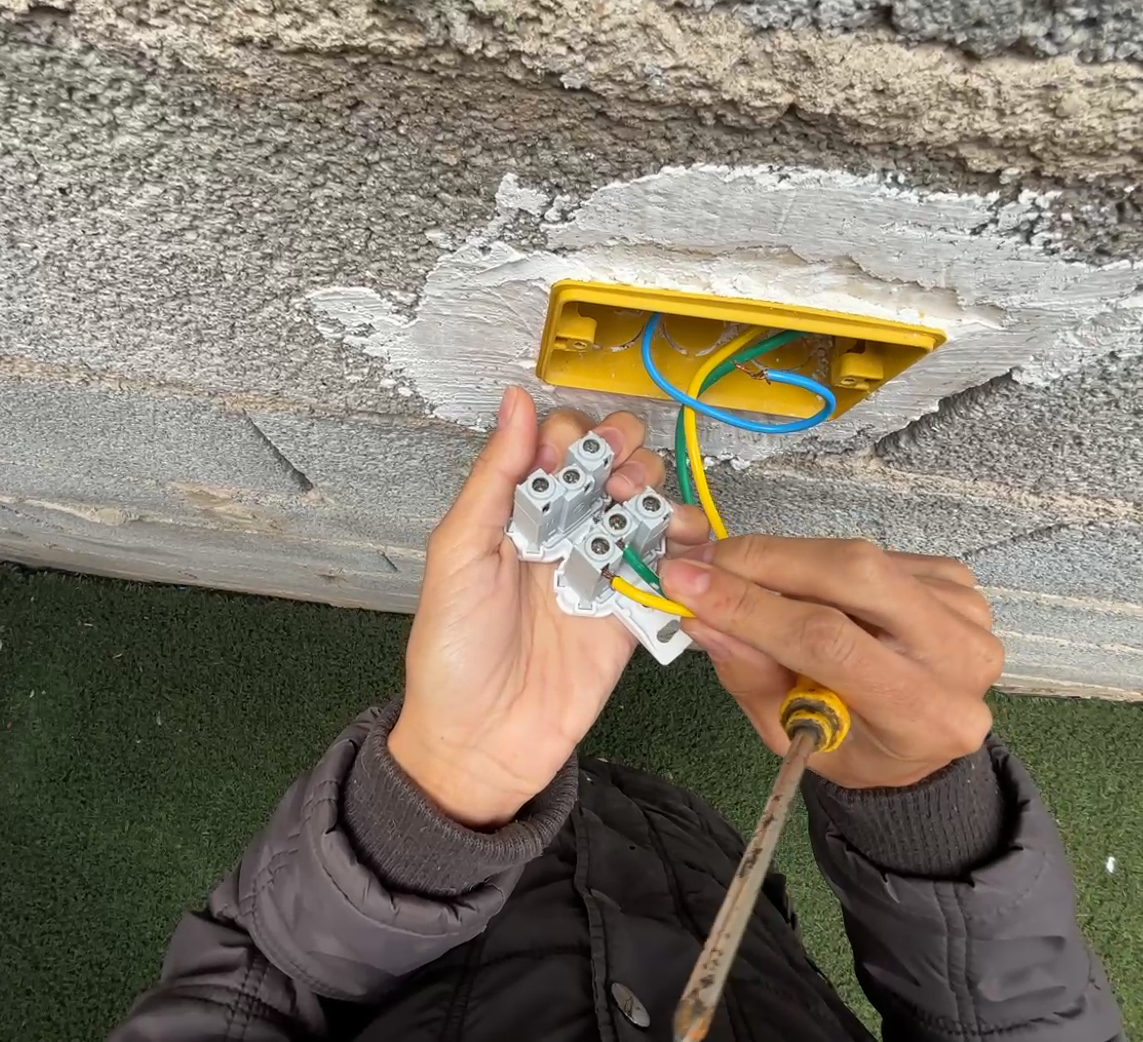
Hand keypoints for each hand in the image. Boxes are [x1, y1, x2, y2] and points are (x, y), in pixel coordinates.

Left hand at [390, 387, 709, 826]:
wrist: (482, 741)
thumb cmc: (453, 649)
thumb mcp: (458, 554)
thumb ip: (495, 477)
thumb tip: (515, 400)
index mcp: (518, 509)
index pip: (560, 442)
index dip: (573, 437)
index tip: (570, 459)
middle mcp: (564, 529)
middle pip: (613, 462)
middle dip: (626, 453)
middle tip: (616, 481)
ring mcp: (602, 567)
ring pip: (648, 503)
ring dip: (657, 491)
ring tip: (643, 511)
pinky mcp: (633, 609)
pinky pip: (673, 564)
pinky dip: (688, 546)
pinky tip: (678, 545)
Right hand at [660, 537, 1001, 788]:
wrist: (915, 737)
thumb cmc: (849, 746)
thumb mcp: (789, 735)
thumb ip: (748, 675)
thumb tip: (700, 615)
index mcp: (925, 715)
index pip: (827, 641)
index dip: (748, 606)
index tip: (681, 582)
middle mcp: (959, 655)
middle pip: (853, 574)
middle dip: (762, 560)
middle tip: (698, 561)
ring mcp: (964, 609)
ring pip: (855, 555)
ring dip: (779, 558)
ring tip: (730, 574)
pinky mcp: (953, 579)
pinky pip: (865, 553)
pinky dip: (811, 561)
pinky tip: (793, 585)